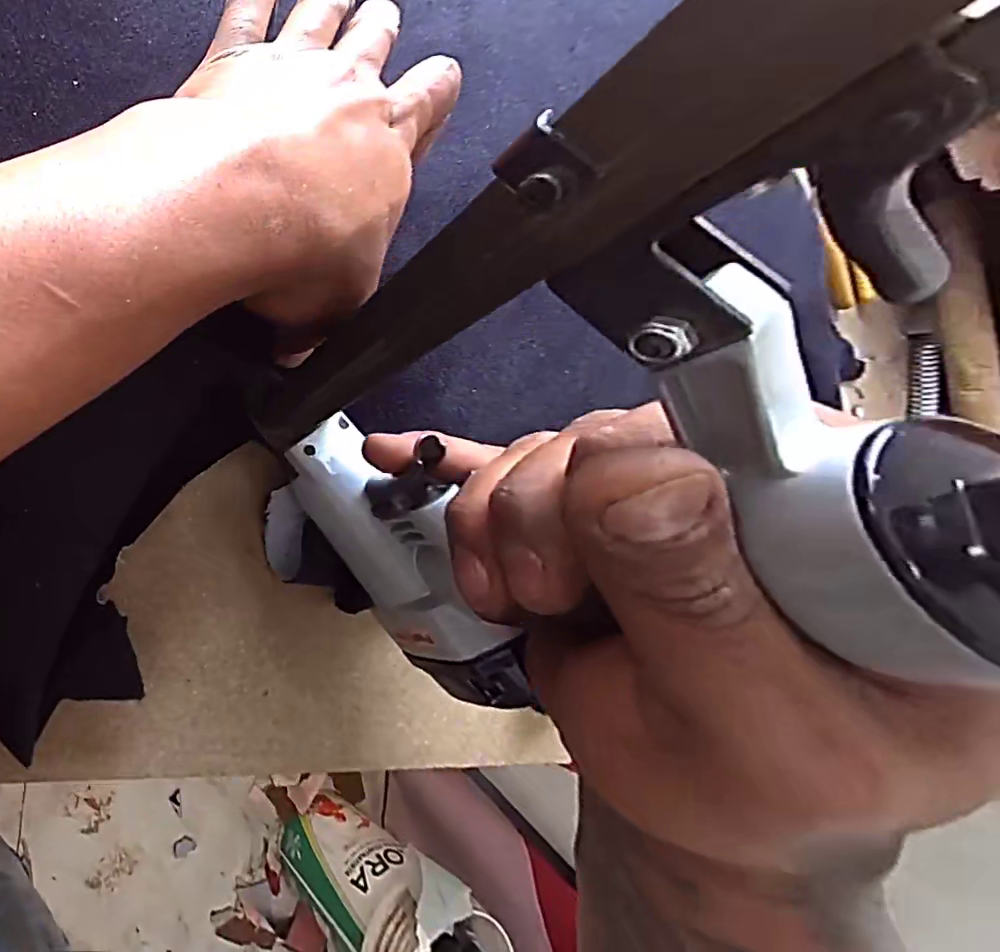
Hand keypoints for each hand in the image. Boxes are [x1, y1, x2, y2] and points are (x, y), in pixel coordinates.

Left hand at [117, 0, 460, 344]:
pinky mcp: (234, 59)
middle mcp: (348, 94)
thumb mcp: (329, 302)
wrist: (238, 206)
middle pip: (380, 42)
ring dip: (332, 3)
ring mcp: (291, 69)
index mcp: (387, 146)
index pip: (429, 101)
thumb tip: (299, 360)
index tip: (430, 82)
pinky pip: (249, 10)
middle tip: (377, 25)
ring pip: (327, 14)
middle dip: (382, 33)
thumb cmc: (295, 250)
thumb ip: (321, 325)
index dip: (432, 89)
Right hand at [365, 407, 999, 886]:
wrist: (688, 802)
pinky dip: (444, 467)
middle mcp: (742, 490)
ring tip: (502, 596)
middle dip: (540, 515)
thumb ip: (696, 600)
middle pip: (604, 439)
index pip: (737, 436)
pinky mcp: (570, 513)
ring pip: (534, 455)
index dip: (644, 474)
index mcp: (842, 526)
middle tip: (540, 597)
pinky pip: (494, 467)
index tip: (592, 561)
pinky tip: (395, 456)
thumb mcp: (750, 718)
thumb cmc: (753, 787)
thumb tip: (629, 474)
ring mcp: (643, 497)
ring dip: (487, 520)